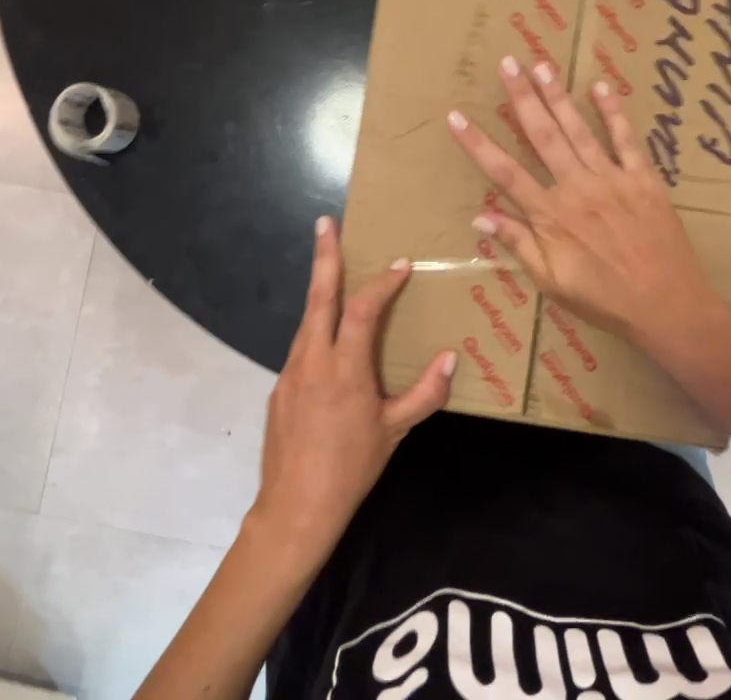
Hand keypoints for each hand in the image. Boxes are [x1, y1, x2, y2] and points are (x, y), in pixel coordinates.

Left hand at [247, 216, 456, 561]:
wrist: (294, 508)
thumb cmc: (351, 469)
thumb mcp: (394, 431)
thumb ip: (424, 394)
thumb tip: (451, 359)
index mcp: (344, 368)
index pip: (362, 310)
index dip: (382, 284)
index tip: (400, 265)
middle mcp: (312, 360)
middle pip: (318, 297)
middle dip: (322, 257)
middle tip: (324, 223)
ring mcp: (290, 373)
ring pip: (307, 321)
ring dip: (319, 292)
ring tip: (330, 268)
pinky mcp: (279, 389)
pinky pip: (301, 348)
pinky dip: (315, 330)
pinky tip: (327, 341)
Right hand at [446, 56, 727, 348]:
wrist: (666, 305)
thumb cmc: (604, 299)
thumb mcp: (552, 281)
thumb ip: (518, 244)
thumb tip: (480, 216)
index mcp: (550, 216)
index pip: (504, 173)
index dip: (478, 144)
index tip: (456, 117)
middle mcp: (577, 189)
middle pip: (542, 136)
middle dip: (522, 99)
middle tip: (507, 64)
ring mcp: (612, 180)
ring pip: (579, 130)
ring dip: (559, 96)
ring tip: (542, 65)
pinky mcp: (643, 179)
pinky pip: (626, 140)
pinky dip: (614, 113)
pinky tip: (601, 87)